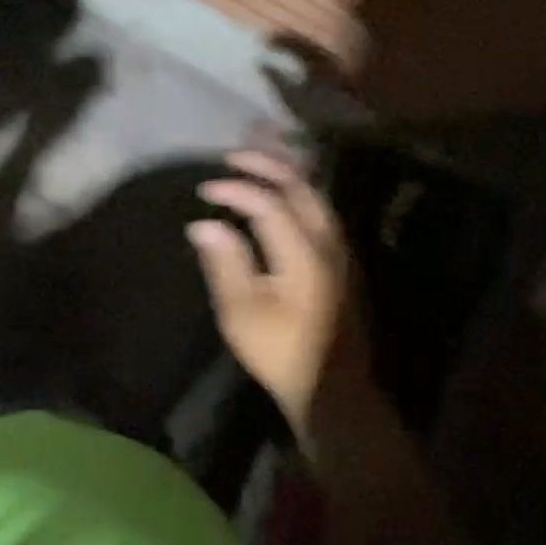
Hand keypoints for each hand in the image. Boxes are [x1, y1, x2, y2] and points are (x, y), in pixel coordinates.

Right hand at [187, 152, 358, 432]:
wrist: (333, 389)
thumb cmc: (281, 352)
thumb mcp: (242, 312)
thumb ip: (226, 262)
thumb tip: (204, 224)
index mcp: (303, 253)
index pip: (268, 203)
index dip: (236, 189)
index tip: (204, 189)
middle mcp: (327, 243)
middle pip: (302, 188)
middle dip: (268, 165)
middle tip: (234, 155)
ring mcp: (340, 253)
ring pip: (316, 197)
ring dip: (287, 175)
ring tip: (259, 163)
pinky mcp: (342, 265)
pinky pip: (321, 212)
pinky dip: (298, 194)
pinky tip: (283, 198)